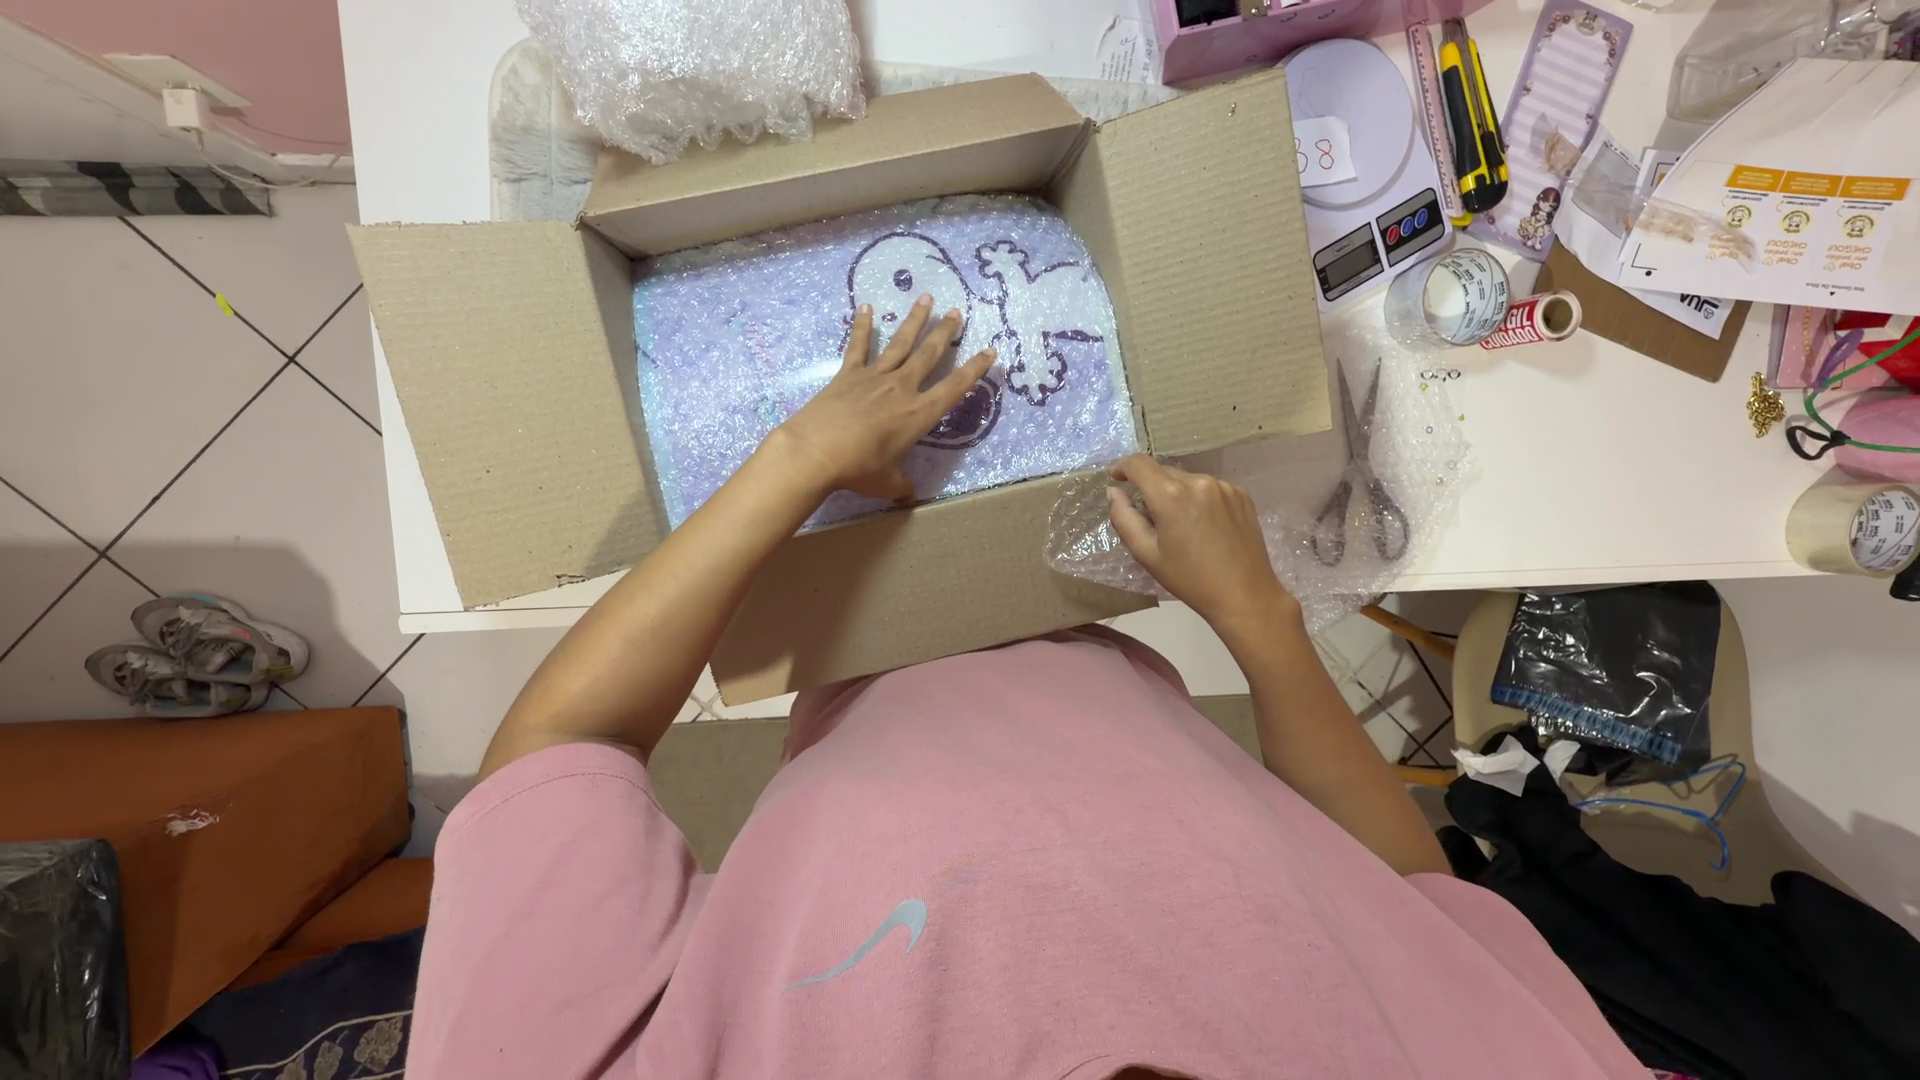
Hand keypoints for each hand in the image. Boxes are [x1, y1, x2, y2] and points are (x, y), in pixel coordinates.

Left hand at [772, 295, 995, 500]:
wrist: (815, 452)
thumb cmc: (858, 469)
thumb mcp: (887, 483)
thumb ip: (902, 484)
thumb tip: (908, 492)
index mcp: (919, 414)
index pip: (955, 388)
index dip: (974, 369)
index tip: (990, 351)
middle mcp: (902, 388)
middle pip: (929, 355)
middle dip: (945, 333)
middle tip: (956, 312)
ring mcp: (874, 377)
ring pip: (900, 342)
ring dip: (914, 320)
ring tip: (926, 298)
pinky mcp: (847, 375)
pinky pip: (858, 346)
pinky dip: (861, 326)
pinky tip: (866, 307)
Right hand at [1106, 455, 1298, 632]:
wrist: (1244, 595)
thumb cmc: (1189, 579)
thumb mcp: (1146, 553)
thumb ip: (1124, 517)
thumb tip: (1114, 491)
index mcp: (1171, 496)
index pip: (1139, 464)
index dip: (1123, 467)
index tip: (1117, 478)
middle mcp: (1199, 481)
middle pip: (1164, 471)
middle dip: (1151, 487)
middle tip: (1152, 518)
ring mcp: (1224, 486)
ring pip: (1187, 480)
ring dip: (1177, 493)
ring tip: (1182, 525)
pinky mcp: (1241, 494)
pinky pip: (1209, 487)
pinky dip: (1199, 499)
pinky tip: (1205, 525)